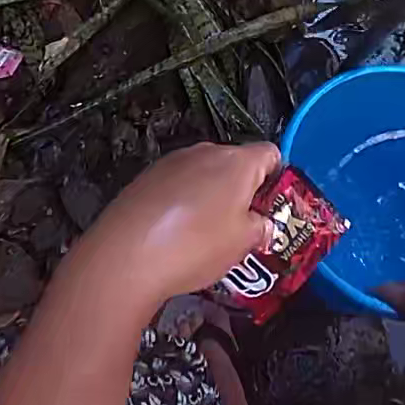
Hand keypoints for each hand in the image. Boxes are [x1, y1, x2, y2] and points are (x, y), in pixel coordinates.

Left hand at [67, 142, 279, 306]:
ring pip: (205, 173)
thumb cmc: (194, 244)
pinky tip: (176, 233)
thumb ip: (260, 228)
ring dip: (212, 196)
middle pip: (236, 163)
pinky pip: (178, 183)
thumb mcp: (243, 244)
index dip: (277, 178)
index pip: (270, 153)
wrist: (127, 252)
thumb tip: (262, 223)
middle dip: (243, 191)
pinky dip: (184, 201)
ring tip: (206, 236)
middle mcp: (207, 151)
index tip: (273, 206)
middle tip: (242, 228)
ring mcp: (174, 160)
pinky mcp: (149, 175)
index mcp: (238, 161)